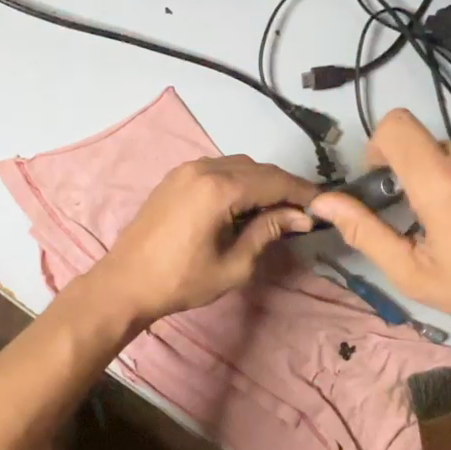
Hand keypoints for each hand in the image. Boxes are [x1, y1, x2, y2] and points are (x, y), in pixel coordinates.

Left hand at [87, 156, 316, 322]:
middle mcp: (203, 169)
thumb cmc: (180, 281)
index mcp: (219, 189)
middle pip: (257, 169)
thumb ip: (267, 233)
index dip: (303, 192)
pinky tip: (245, 205)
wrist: (125, 283)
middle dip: (284, 187)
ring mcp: (185, 170)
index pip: (274, 181)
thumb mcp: (233, 265)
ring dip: (261, 183)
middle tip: (304, 211)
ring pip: (237, 166)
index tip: (325, 204)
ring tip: (278, 210)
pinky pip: (217, 170)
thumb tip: (300, 216)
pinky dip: (238, 182)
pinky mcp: (175, 178)